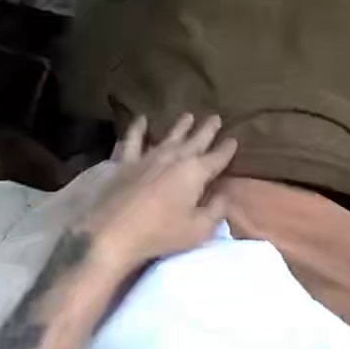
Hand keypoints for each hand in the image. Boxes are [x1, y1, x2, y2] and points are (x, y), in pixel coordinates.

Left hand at [79, 114, 237, 276]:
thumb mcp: (199, 229)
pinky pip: (133, 139)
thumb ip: (216, 210)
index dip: (227, 149)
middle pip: (195, 140)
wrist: (115, 232)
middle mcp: (174, 157)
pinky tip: (141, 118)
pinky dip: (138, 128)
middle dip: (207, 129)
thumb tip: (226, 194)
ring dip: (180, 125)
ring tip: (188, 115)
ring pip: (169, 135)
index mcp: (195, 172)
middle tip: (215, 117)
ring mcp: (149, 157)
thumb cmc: (161, 233)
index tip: (234, 140)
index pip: (217, 157)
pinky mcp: (127, 161)